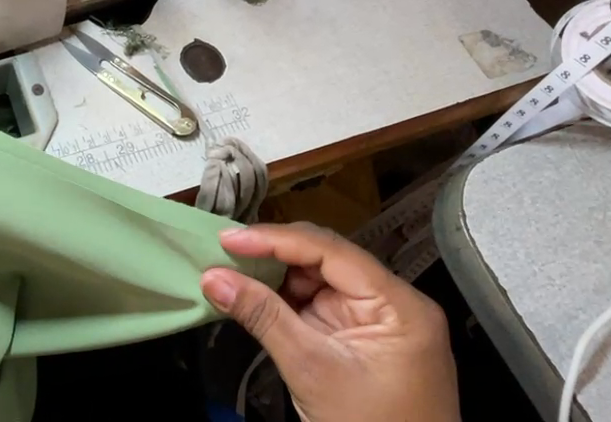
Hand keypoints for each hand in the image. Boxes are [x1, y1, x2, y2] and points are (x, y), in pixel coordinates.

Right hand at [202, 223, 456, 421]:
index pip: (330, 250)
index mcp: (398, 304)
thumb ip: (263, 316)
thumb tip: (211, 276)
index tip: (229, 239)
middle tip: (225, 251)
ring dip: (274, 275)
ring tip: (232, 269)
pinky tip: (254, 293)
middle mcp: (392, 302)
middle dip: (273, 254)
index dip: (275, 239)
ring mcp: (376, 320)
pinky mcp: (360, 337)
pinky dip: (284, 299)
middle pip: (324, 258)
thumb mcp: (311, 371)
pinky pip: (317, 302)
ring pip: (317, 277)